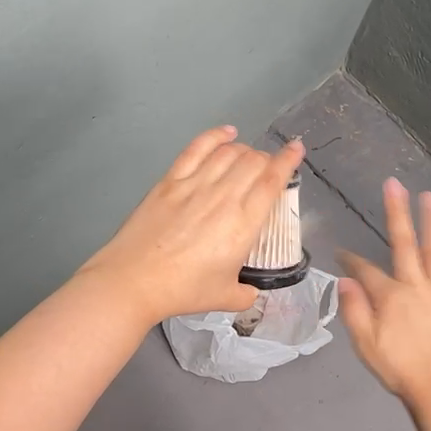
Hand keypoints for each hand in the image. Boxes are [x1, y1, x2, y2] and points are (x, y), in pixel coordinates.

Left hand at [79, 126, 304, 322]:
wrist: (134, 281)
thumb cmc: (183, 290)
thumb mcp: (224, 297)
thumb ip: (245, 292)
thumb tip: (250, 291)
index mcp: (243, 223)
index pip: (272, 181)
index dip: (288, 161)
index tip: (296, 149)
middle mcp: (223, 196)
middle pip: (253, 161)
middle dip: (267, 159)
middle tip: (268, 168)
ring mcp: (195, 185)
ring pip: (228, 152)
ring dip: (244, 149)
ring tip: (248, 156)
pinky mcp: (170, 181)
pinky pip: (197, 149)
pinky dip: (215, 136)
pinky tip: (226, 133)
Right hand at [337, 178, 430, 405]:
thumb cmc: (399, 368)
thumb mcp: (365, 343)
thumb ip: (354, 310)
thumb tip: (344, 280)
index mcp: (389, 296)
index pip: (365, 270)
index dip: (351, 260)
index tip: (342, 251)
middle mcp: (415, 285)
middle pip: (404, 244)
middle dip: (397, 213)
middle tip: (393, 184)